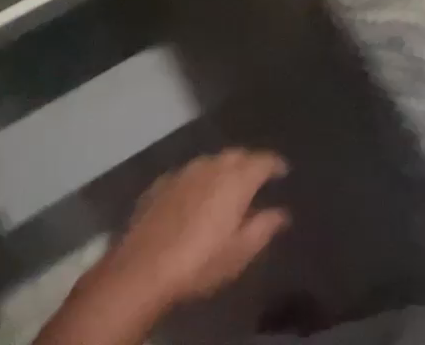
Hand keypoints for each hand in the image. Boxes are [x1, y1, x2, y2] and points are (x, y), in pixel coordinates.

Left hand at [99, 149, 290, 308]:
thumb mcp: (240, 252)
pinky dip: (198, 180)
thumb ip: (264, 227)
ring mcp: (182, 172)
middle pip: (236, 155)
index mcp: (236, 180)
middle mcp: (211, 167)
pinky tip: (195, 196)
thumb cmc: (200, 262)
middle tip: (257, 178)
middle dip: (249, 163)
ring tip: (227, 186)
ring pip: (210, 161)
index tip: (283, 171)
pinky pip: (187, 174)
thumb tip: (282, 212)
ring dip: (222, 169)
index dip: (275, 164)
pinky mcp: (160, 183)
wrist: (142, 269)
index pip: (262, 161)